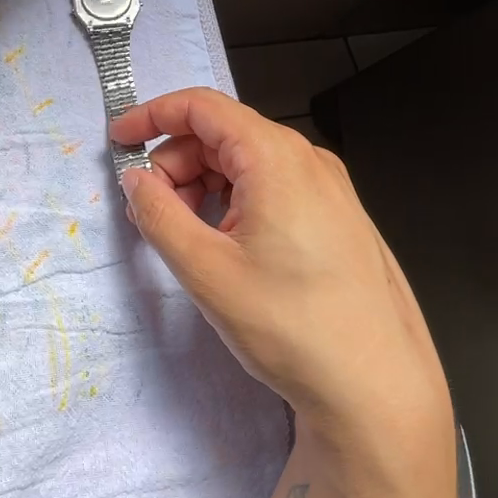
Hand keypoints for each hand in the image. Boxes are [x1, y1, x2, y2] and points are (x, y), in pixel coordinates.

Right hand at [110, 88, 453, 466]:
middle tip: (150, 211)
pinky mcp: (336, 217)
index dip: (152, 115)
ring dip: (202, 184)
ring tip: (185, 236)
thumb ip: (158, 213)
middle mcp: (307, 160)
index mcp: (275, 157)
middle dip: (175, 162)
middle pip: (222, 134)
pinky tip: (224, 244)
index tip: (118, 141)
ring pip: (245, 161)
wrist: (379, 391)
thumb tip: (135, 178)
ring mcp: (328, 188)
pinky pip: (271, 186)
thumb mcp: (206, 269)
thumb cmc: (289, 324)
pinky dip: (232, 200)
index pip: (201, 106)